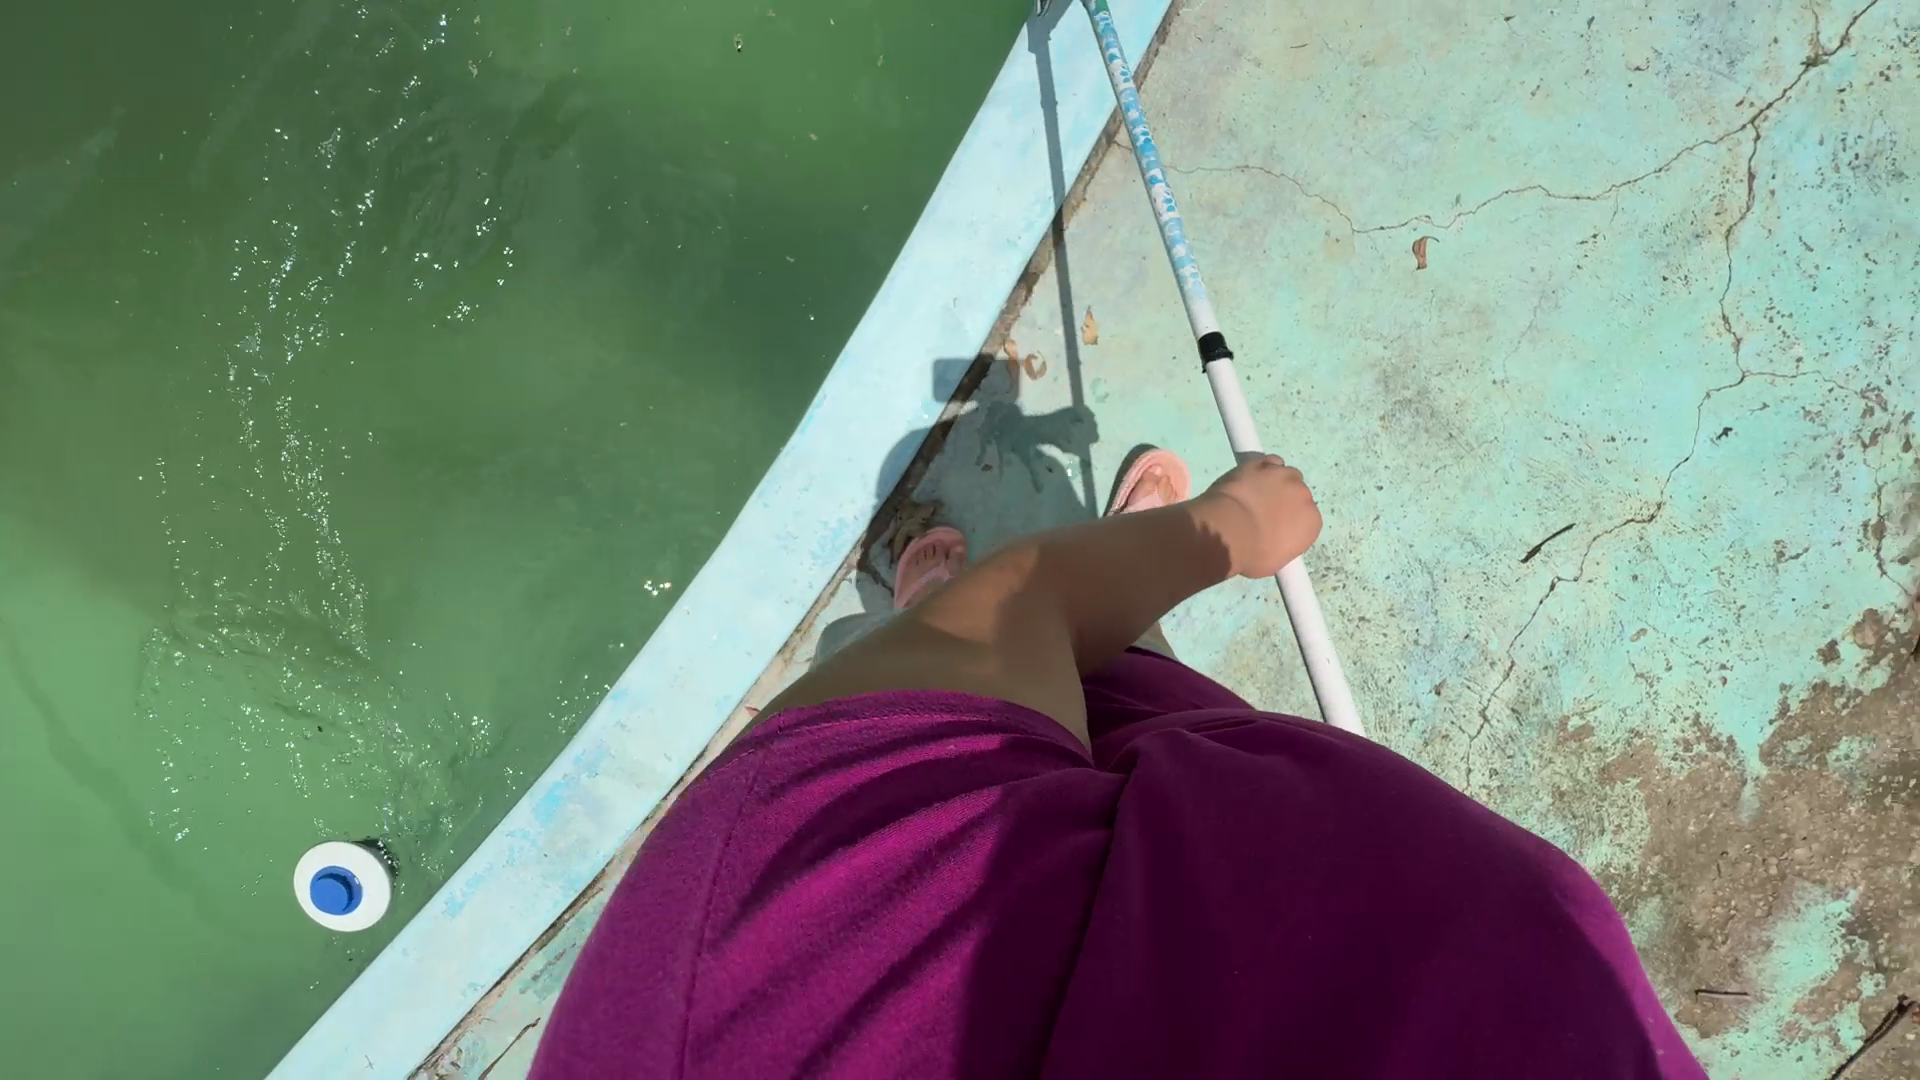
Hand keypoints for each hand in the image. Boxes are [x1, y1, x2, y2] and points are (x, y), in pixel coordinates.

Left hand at [1193, 455, 1321, 577]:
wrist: (1227, 532)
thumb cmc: (1250, 554)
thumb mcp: (1272, 561)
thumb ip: (1280, 545)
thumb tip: (1272, 542)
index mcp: (1311, 522)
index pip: (1305, 517)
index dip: (1288, 519)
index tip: (1273, 524)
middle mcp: (1304, 496)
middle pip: (1296, 492)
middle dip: (1281, 499)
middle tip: (1259, 509)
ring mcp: (1283, 475)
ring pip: (1283, 473)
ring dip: (1271, 481)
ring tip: (1251, 493)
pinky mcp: (1261, 462)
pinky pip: (1266, 461)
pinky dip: (1258, 467)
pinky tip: (1246, 477)